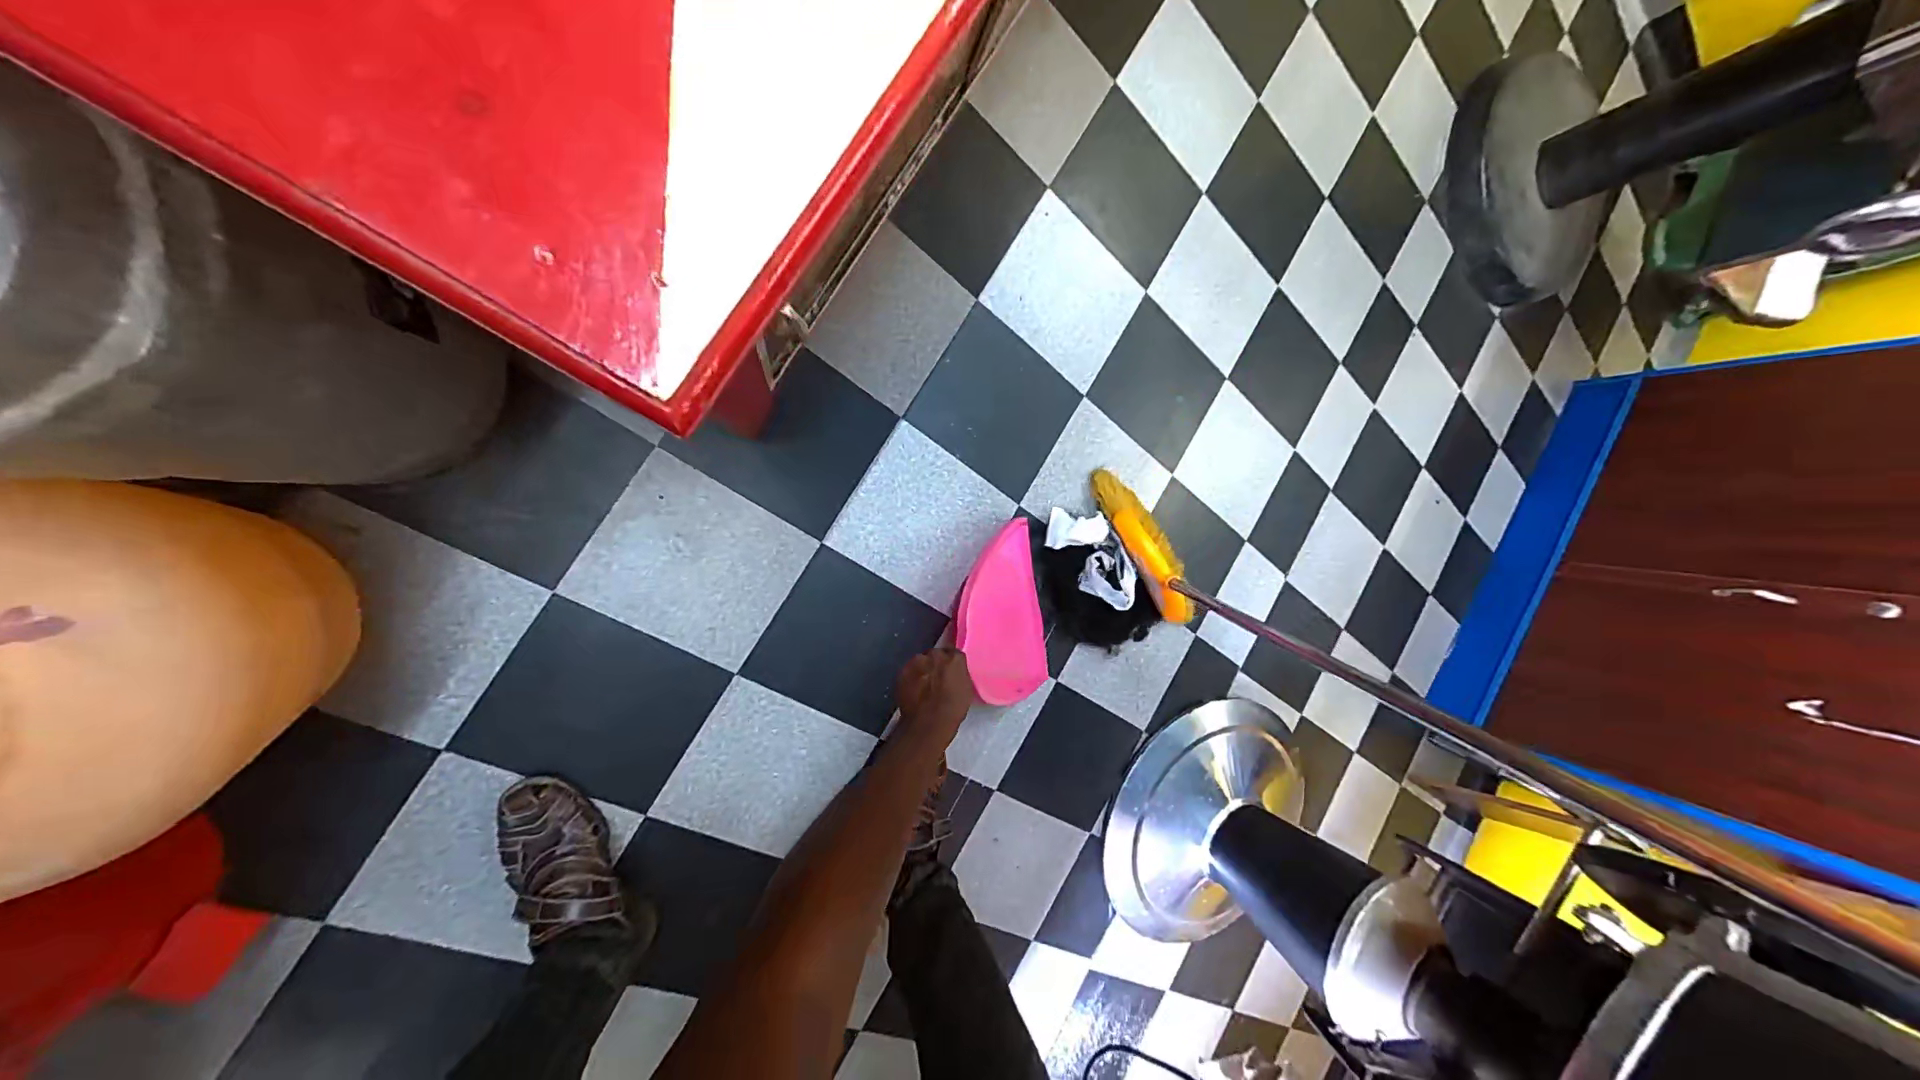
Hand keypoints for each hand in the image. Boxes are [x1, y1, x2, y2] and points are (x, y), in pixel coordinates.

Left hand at [895, 648, 976, 737]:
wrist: (928, 723)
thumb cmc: (952, 710)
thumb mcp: (965, 690)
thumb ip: (959, 675)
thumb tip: (953, 674)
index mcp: (955, 659)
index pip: (954, 654)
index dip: (950, 664)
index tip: (949, 672)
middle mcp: (935, 655)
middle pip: (935, 655)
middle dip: (935, 664)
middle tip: (935, 679)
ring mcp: (917, 662)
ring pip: (920, 661)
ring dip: (922, 669)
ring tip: (922, 686)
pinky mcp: (903, 671)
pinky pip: (908, 671)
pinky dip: (910, 678)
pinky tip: (912, 690)